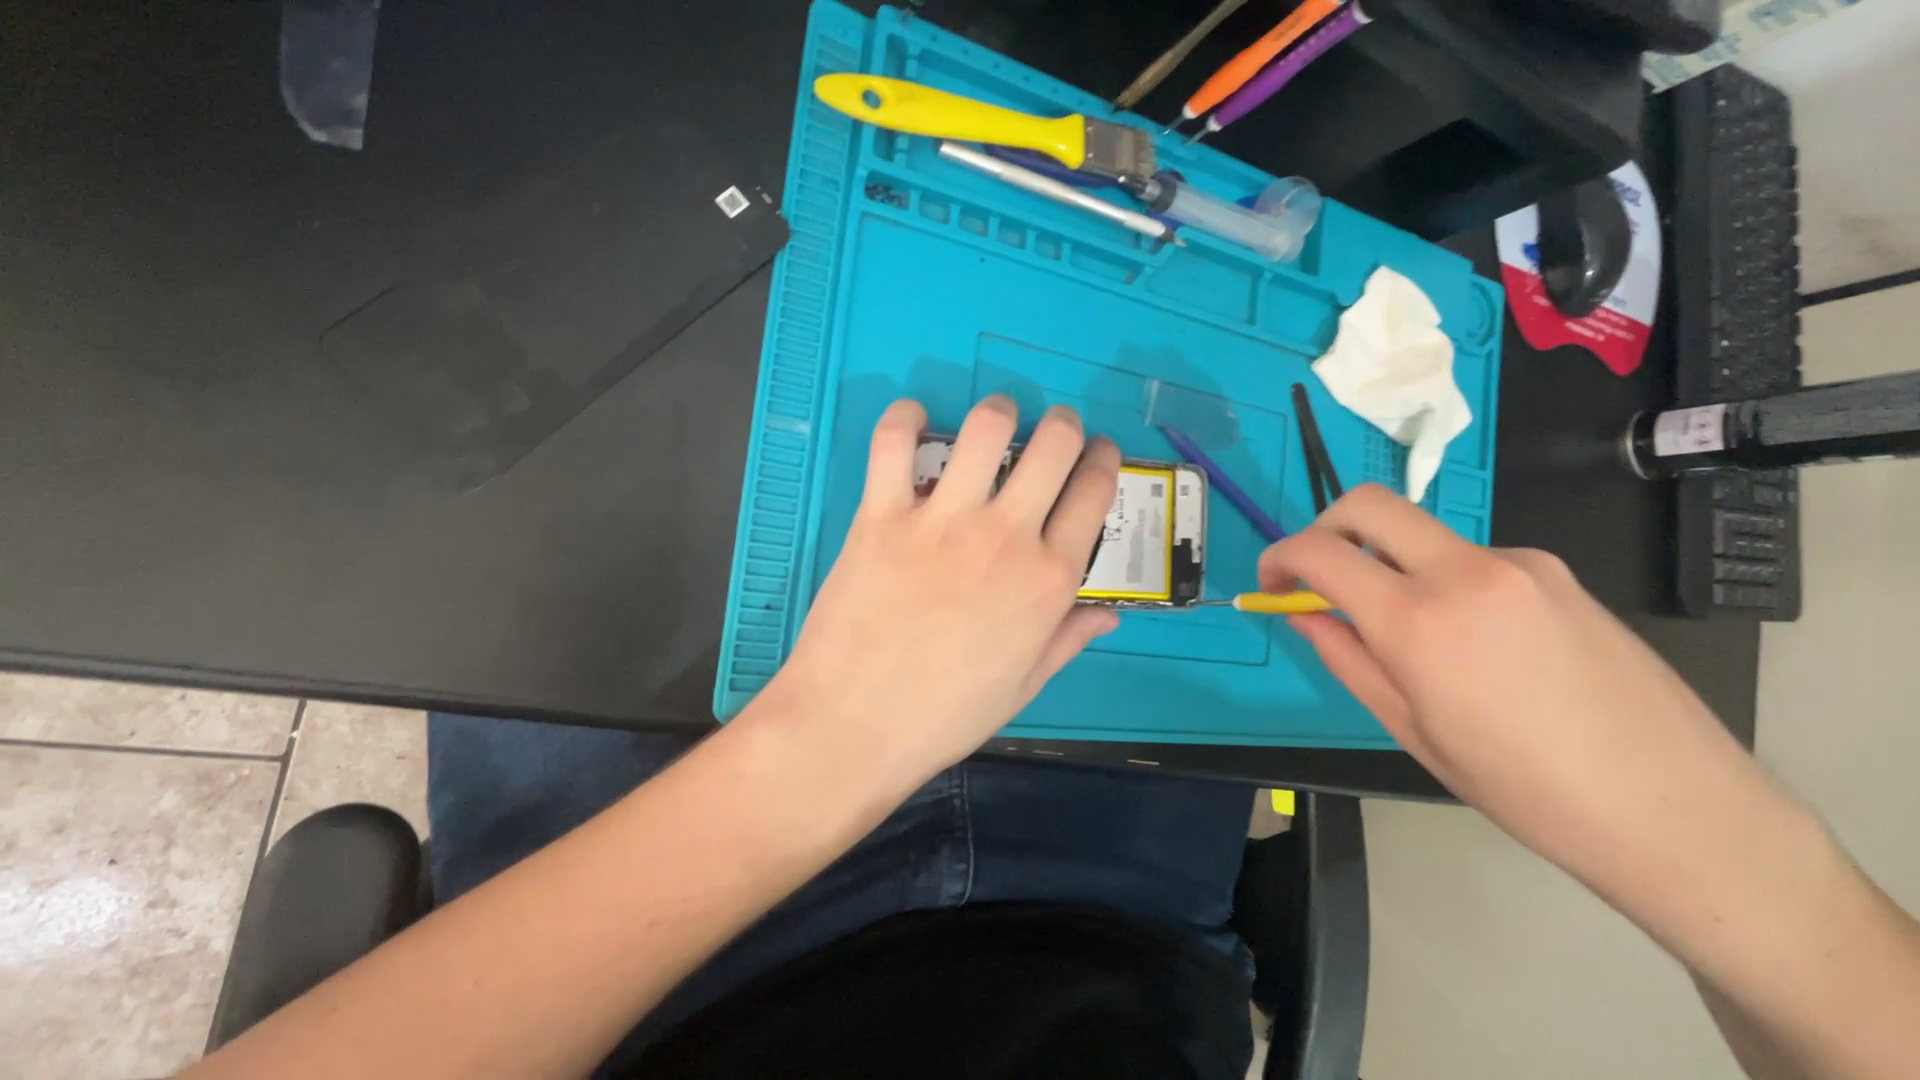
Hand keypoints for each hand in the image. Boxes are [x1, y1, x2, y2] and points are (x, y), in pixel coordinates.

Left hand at [765, 396, 1120, 784]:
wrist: (855, 727)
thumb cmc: (945, 716)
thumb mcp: (1023, 685)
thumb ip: (1067, 639)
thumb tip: (1107, 614)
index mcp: (1049, 581)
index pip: (1096, 494)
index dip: (1104, 461)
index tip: (1098, 453)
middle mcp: (1006, 538)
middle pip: (1054, 446)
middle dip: (1063, 425)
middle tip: (1052, 430)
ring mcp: (943, 522)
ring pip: (986, 428)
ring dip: (998, 412)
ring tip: (995, 419)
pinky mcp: (882, 515)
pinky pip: (894, 443)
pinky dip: (904, 418)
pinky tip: (913, 418)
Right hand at [1260, 484, 1757, 871]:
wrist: (1672, 806)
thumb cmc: (1522, 787)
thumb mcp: (1412, 730)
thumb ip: (1349, 660)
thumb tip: (1308, 616)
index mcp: (1418, 622)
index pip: (1322, 553)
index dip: (1280, 558)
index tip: (1271, 582)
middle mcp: (1466, 572)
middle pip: (1371, 504)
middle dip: (1326, 527)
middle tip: (1318, 572)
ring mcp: (1520, 564)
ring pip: (1426, 538)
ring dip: (1395, 565)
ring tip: (1415, 636)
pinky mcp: (1558, 573)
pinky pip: (1477, 561)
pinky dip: (1448, 583)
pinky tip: (1478, 643)